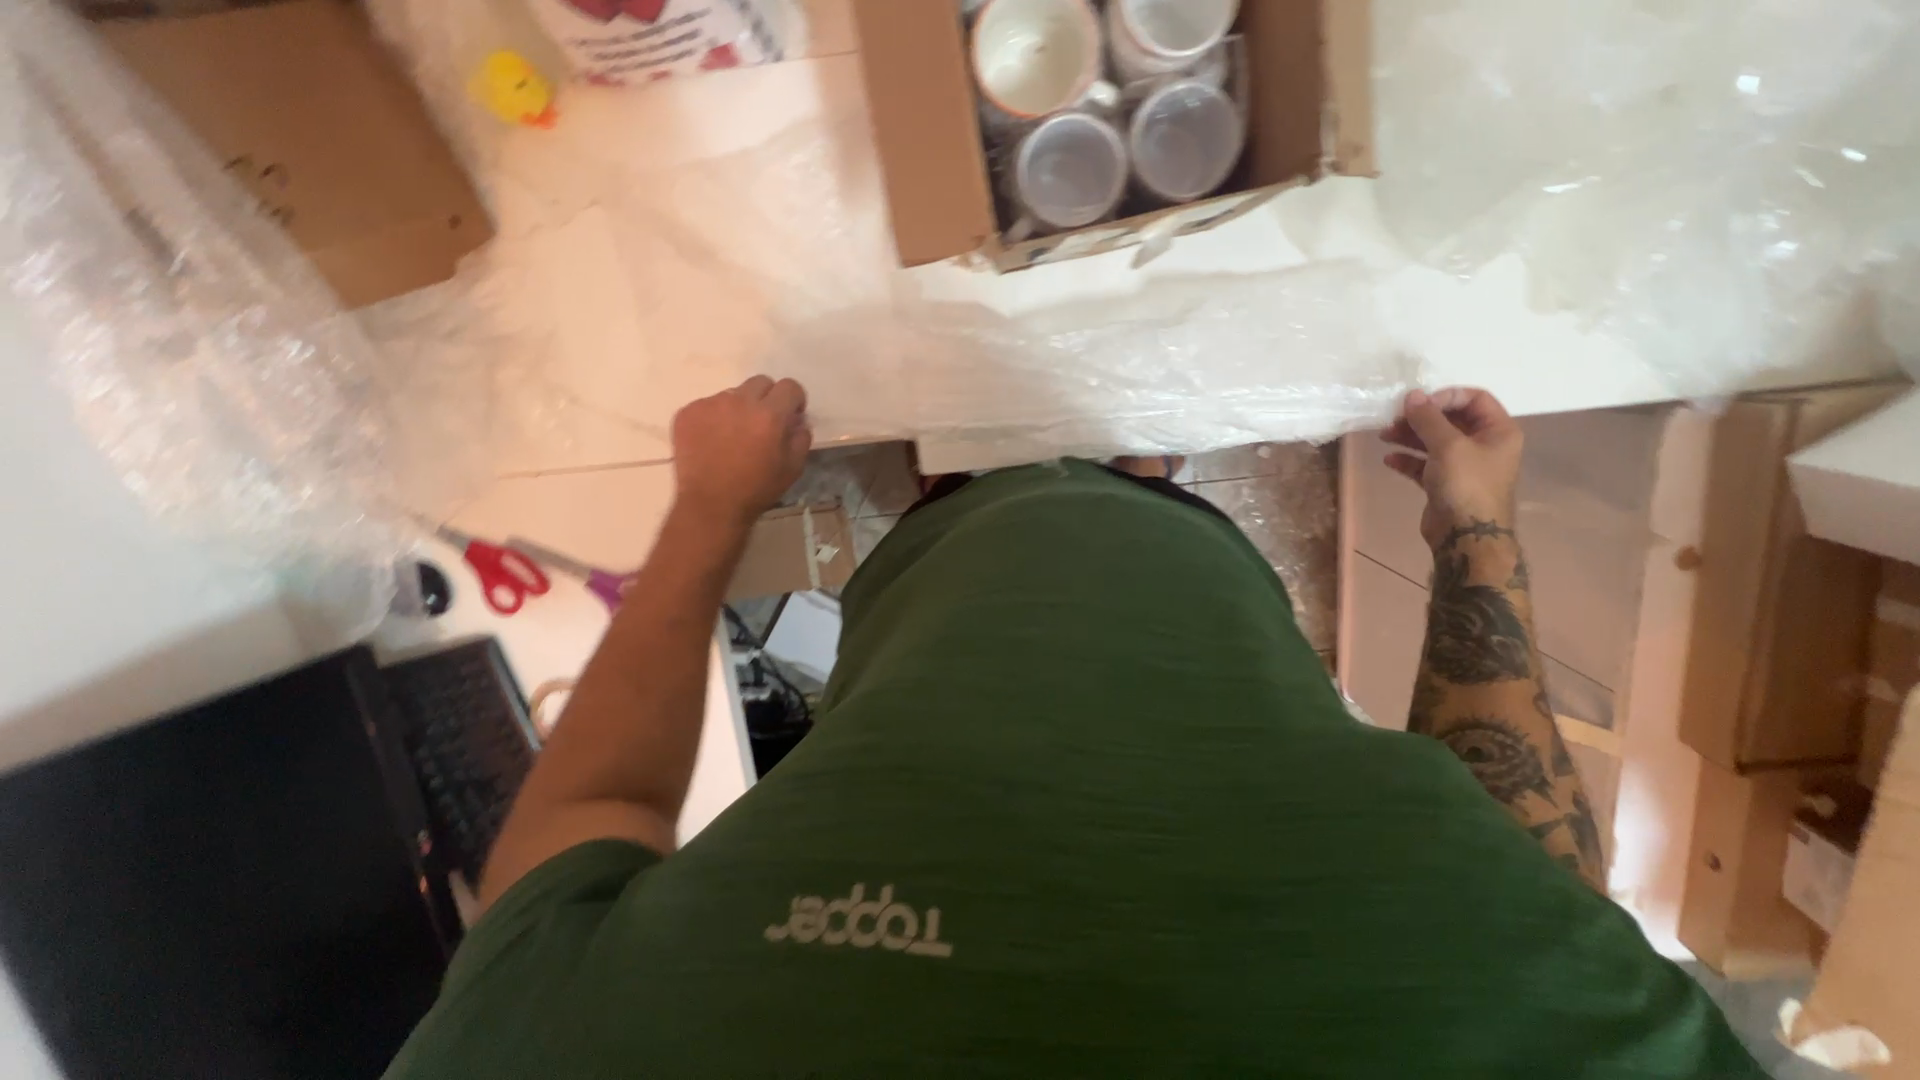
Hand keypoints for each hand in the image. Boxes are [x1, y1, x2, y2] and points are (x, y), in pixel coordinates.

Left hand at [671, 376, 811, 529]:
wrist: (710, 505)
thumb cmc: (756, 489)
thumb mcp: (793, 468)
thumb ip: (801, 438)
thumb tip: (797, 421)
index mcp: (769, 414)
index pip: (789, 386)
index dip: (794, 399)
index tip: (791, 415)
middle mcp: (740, 401)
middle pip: (760, 383)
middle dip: (767, 398)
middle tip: (762, 424)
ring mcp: (710, 404)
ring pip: (732, 394)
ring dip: (738, 408)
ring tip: (732, 436)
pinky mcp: (688, 412)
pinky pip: (707, 406)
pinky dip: (713, 418)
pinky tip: (712, 442)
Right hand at [1382, 388, 1522, 550]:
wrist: (1466, 536)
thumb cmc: (1466, 485)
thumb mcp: (1448, 446)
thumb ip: (1428, 418)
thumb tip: (1411, 395)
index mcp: (1498, 431)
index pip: (1474, 398)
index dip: (1445, 396)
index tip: (1418, 403)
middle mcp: (1484, 445)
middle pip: (1450, 420)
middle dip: (1421, 418)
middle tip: (1394, 419)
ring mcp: (1464, 466)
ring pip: (1434, 441)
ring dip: (1409, 436)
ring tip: (1384, 436)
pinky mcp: (1445, 483)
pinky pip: (1424, 464)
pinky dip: (1407, 459)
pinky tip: (1389, 460)